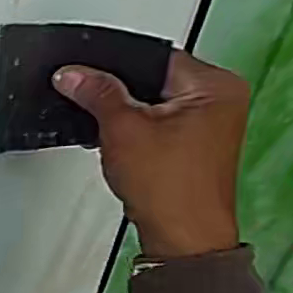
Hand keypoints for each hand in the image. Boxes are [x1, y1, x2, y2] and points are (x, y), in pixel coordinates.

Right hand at [52, 49, 247, 258]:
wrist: (181, 233)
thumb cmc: (169, 186)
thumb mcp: (122, 129)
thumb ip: (97, 94)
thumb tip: (73, 74)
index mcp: (215, 86)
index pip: (153, 58)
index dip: (111, 66)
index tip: (78, 75)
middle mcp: (220, 99)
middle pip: (152, 79)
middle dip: (116, 91)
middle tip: (92, 104)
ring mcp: (208, 123)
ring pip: (151, 101)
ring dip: (124, 111)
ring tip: (110, 129)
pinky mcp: (192, 142)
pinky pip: (155, 120)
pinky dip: (134, 127)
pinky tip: (119, 142)